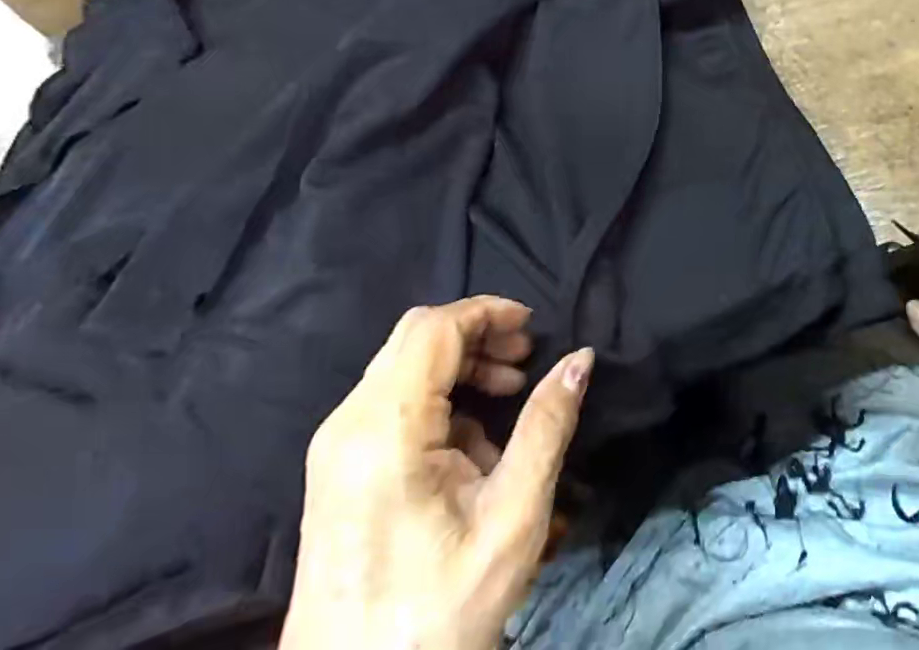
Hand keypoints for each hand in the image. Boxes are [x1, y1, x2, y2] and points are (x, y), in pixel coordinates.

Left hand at [279, 297, 593, 649]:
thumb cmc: (439, 607)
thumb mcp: (513, 516)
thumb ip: (548, 425)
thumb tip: (581, 358)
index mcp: (384, 430)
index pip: (432, 329)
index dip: (488, 312)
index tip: (536, 329)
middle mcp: (348, 425)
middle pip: (415, 338)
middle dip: (479, 334)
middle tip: (528, 360)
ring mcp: (337, 448)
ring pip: (404, 366)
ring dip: (463, 364)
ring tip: (511, 391)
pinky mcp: (340, 469)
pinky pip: (395, 401)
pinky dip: (443, 397)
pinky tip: (476, 441)